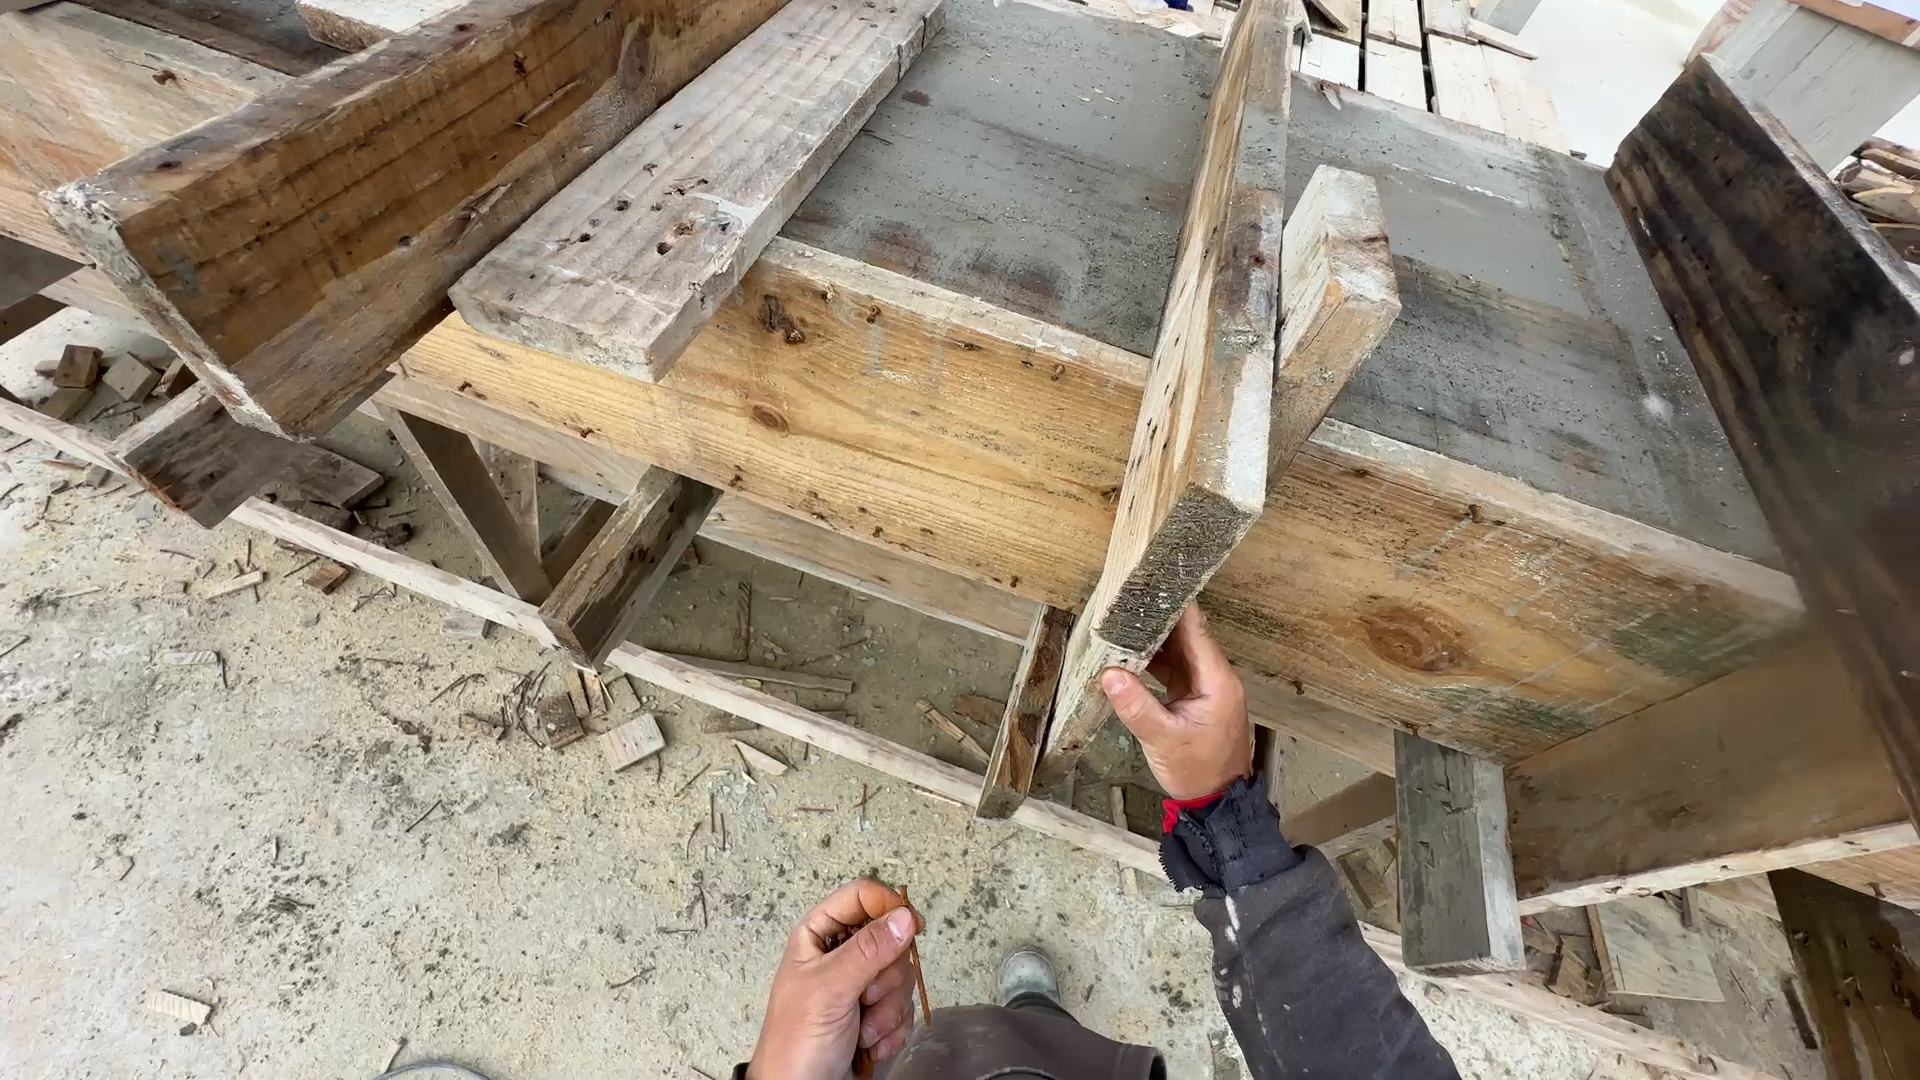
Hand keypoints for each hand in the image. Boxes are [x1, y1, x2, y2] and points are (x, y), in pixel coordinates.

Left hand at [747, 879, 921, 1079]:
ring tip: (863, 1031)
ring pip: (901, 973)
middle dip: (886, 976)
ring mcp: (861, 982)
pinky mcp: (876, 1012)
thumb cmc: (798, 1041)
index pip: (863, 896)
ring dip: (888, 1009)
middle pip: (890, 936)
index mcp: (820, 933)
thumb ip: (868, 950)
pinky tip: (870, 1046)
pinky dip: (893, 1028)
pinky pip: (905, 1004)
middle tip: (865, 998)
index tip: (913, 926)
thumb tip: (906, 916)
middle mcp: (842, 952)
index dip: (889, 905)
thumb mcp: (829, 989)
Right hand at [1100, 603, 1250, 800]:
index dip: (1175, 604)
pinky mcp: (1192, 696)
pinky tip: (1128, 649)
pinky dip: (1151, 657)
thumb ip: (1137, 706)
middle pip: (1186, 634)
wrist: (1216, 803)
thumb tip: (1109, 673)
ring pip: (1177, 649)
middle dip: (1158, 615)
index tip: (1152, 581)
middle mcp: (1213, 676)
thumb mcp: (1164, 739)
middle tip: (1126, 594)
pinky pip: (1172, 666)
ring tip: (1121, 615)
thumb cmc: (1196, 771)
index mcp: (1216, 680)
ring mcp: (1203, 686)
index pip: (1196, 629)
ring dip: (1152, 635)